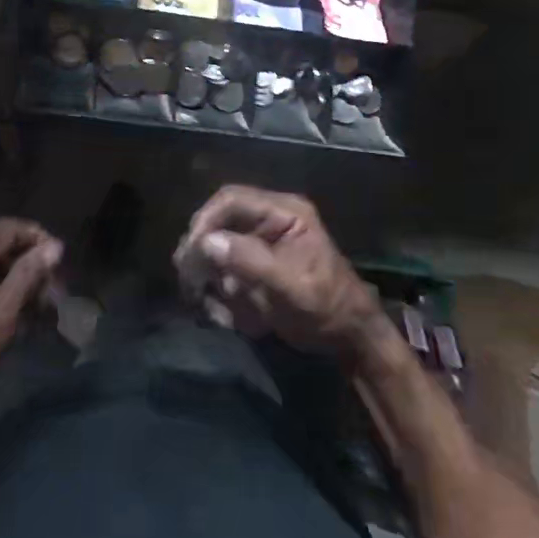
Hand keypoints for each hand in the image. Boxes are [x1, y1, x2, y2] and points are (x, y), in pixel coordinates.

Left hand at [0, 218, 63, 423]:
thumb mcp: (4, 311)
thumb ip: (29, 273)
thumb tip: (54, 245)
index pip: (8, 226)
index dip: (36, 236)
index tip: (58, 258)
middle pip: (1, 244)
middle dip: (30, 263)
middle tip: (52, 290)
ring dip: (18, 279)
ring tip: (40, 308)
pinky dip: (2, 290)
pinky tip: (18, 315)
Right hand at [173, 186, 384, 359]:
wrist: (350, 337)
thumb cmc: (328, 308)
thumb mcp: (292, 288)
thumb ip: (251, 262)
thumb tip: (207, 242)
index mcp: (284, 212)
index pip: (231, 199)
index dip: (206, 220)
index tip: (191, 250)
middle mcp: (269, 217)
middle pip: (218, 217)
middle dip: (200, 247)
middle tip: (188, 276)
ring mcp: (261, 238)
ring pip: (216, 241)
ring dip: (205, 268)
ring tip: (201, 296)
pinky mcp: (255, 260)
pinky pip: (223, 264)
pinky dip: (215, 284)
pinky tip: (218, 308)